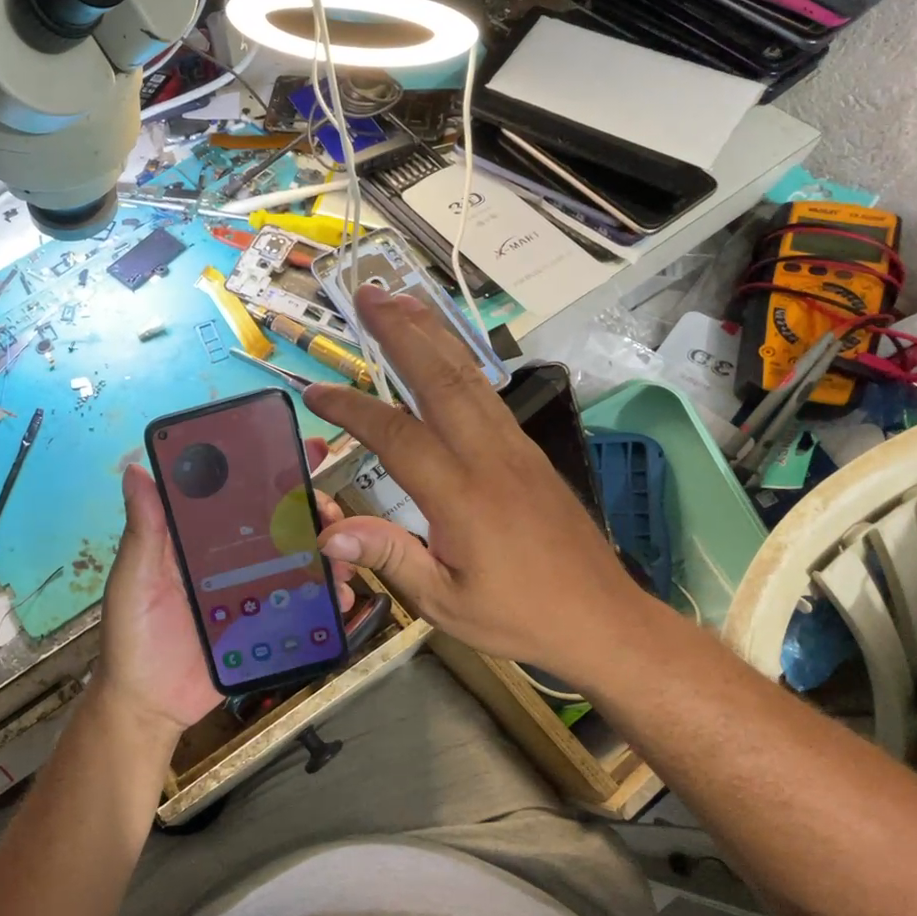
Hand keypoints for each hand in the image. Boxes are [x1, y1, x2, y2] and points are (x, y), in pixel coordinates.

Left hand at [99, 437, 352, 737]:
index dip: (267, 466)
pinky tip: (339, 594)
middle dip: (309, 507)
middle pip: (277, 520)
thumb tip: (136, 469)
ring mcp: (253, 590)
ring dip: (326, 548)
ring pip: (298, 558)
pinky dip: (326, 595)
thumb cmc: (133, 636)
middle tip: (328, 510)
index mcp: (198, 538)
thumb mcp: (133, 580)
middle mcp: (230, 557)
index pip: (236, 492)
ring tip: (340, 553)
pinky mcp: (269, 624)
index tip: (301, 448)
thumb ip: (142, 531)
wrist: (150, 705)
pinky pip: (304, 603)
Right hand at [302, 284, 654, 684]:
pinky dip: (457, 360)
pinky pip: (487, 393)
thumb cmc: (520, 617)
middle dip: (401, 332)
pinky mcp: (528, 452)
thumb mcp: (445, 602)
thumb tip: (328, 534)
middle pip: (441, 379)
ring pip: (468, 376)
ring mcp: (515, 448)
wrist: (603, 620)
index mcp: (463, 495)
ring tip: (398, 300)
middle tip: (366, 295)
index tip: (313, 394)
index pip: (397, 435)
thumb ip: (389, 558)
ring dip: (431, 333)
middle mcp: (490, 457)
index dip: (352, 410)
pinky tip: (440, 350)